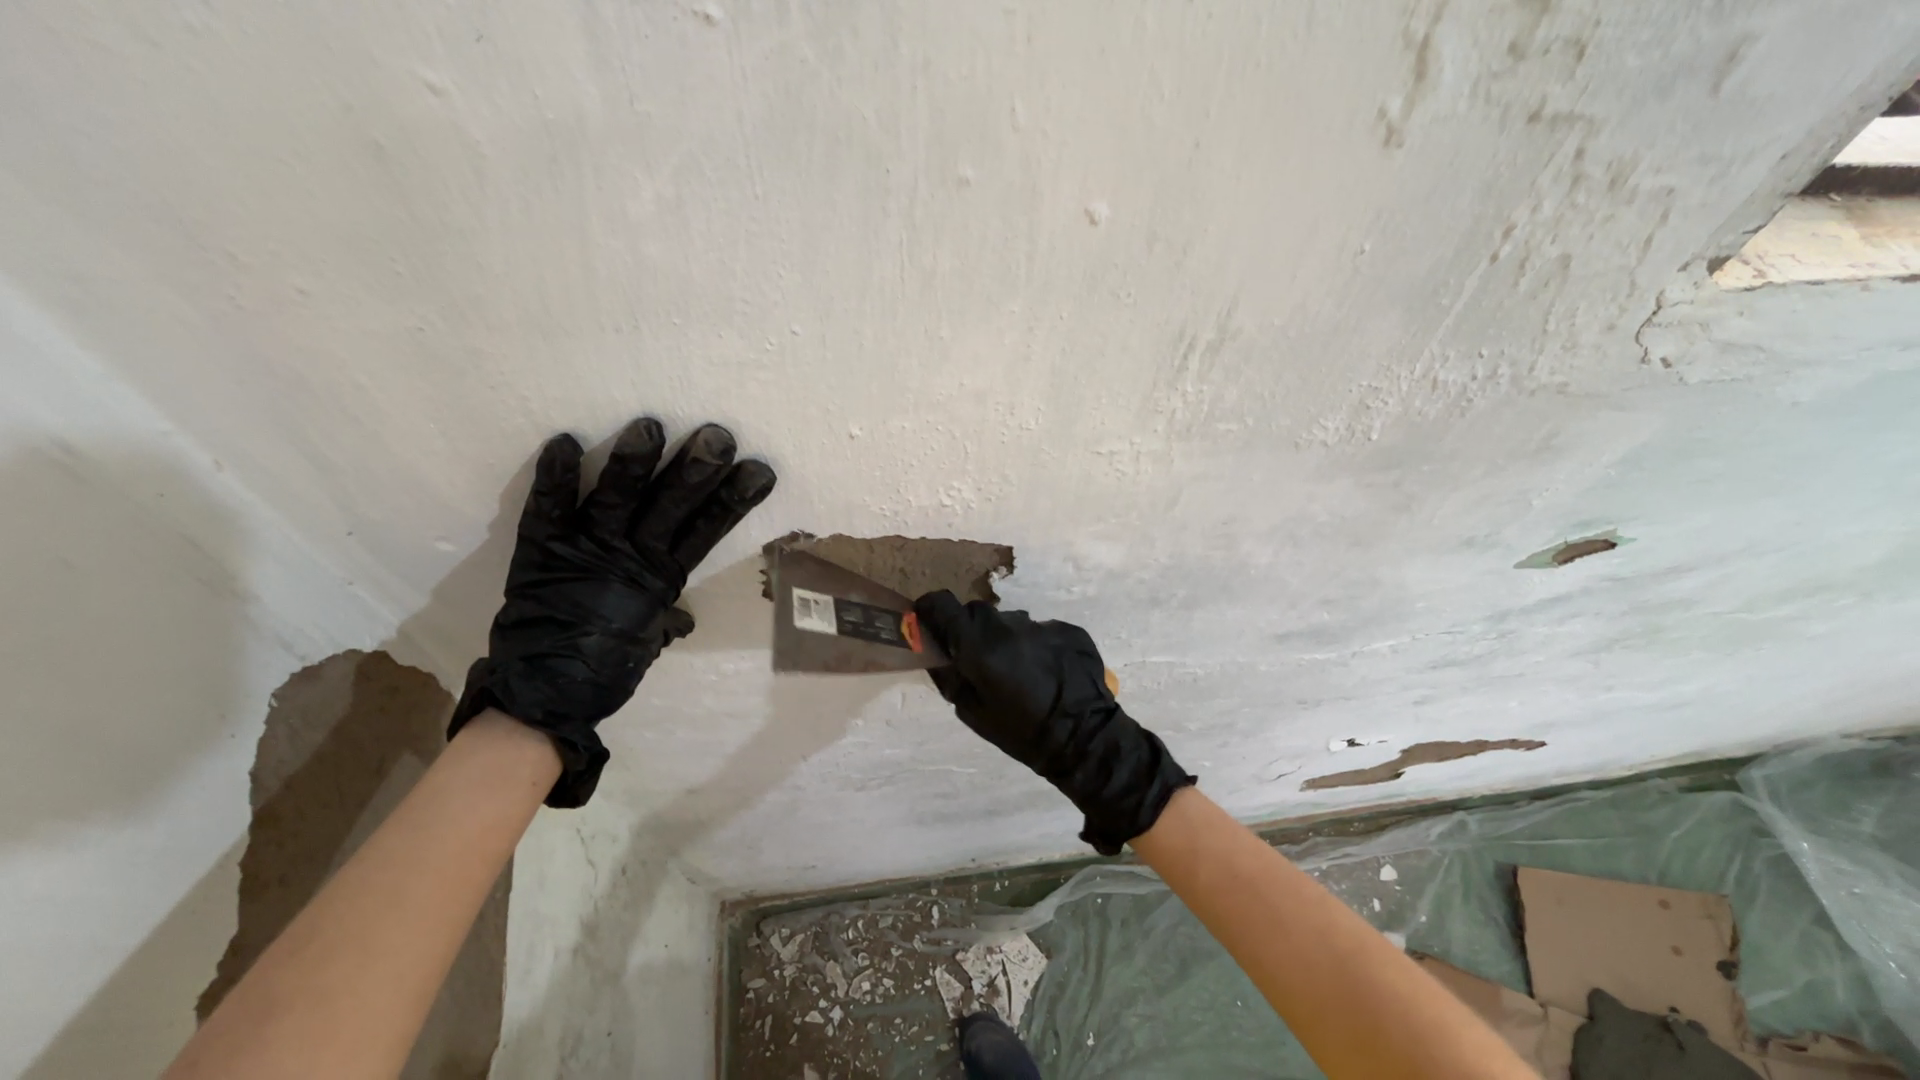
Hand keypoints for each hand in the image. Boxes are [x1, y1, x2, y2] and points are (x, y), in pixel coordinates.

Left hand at [450, 418, 775, 806]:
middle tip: (717, 436)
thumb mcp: (648, 639)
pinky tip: (563, 441)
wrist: (548, 693)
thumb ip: (665, 616)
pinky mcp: (544, 550)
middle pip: (670, 506)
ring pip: (617, 497)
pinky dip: (554, 476)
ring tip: (649, 426)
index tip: (760, 469)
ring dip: (633, 462)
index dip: (733, 500)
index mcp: (661, 576)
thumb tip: (683, 616)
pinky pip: (549, 507)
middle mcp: (633, 556)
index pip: (707, 530)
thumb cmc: (606, 667)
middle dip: (694, 470)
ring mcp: (589, 550)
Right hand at [912, 591, 1193, 853]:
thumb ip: (950, 676)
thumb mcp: (971, 712)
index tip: (930, 622)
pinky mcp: (1068, 629)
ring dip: (1005, 639)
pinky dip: (1035, 646)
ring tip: (1018, 671)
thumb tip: (940, 653)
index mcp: (980, 645)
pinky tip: (1046, 673)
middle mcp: (1009, 625)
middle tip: (977, 658)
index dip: (931, 609)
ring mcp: (1042, 625)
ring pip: (1010, 621)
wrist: (1085, 739)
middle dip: (970, 630)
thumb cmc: (1021, 733)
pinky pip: (1040, 631)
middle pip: (977, 611)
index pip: (942, 603)